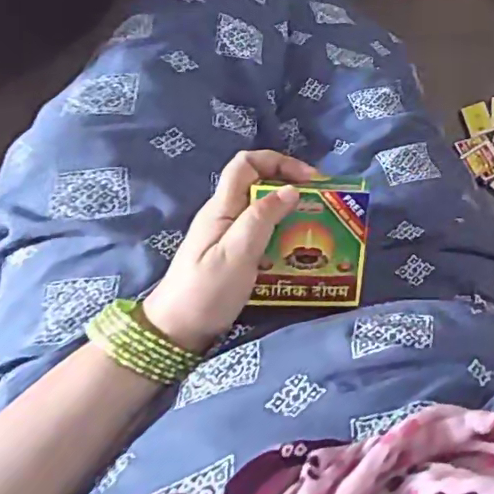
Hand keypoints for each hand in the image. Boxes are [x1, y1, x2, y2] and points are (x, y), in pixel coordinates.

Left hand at [142, 149, 319, 351]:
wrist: (174, 332)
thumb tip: (292, 189)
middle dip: (291, 186)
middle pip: (258, 183)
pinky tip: (296, 250)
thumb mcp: (237, 254)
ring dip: (289, 212)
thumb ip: (262, 218)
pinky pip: (260, 231)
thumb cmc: (205, 292)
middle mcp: (224, 215)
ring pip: (261, 208)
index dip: (280, 162)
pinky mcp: (231, 253)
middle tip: (320, 204)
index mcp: (222, 208)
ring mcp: (226, 235)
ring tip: (314, 227)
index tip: (310, 179)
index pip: (247, 163)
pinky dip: (281, 233)